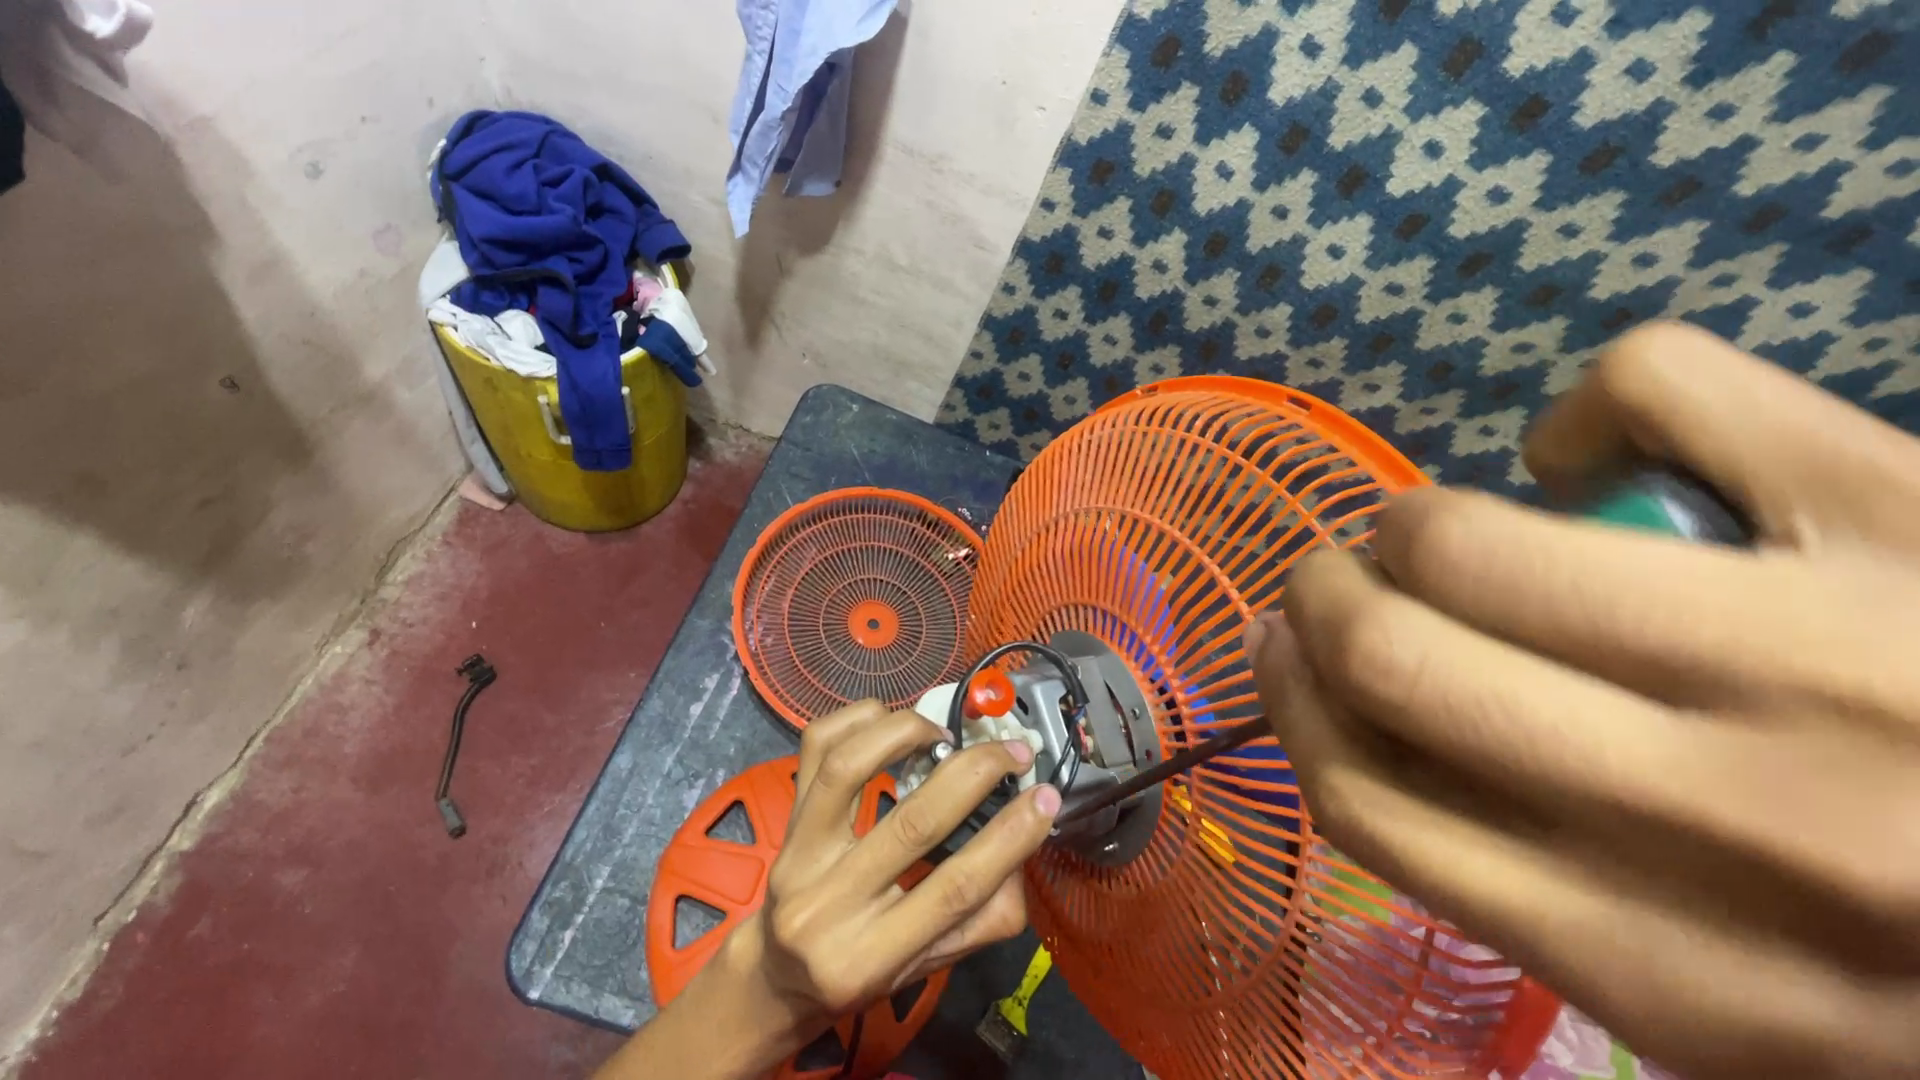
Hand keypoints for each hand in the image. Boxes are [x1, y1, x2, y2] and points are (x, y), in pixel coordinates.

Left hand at [598, 700, 1060, 1079]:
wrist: (780, 971)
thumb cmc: (865, 966)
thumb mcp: (928, 963)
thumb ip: (983, 916)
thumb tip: (1021, 842)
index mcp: (873, 957)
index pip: (954, 889)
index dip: (1009, 838)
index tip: (1045, 796)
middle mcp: (829, 907)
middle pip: (911, 825)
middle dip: (975, 775)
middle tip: (1012, 751)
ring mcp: (798, 857)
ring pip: (849, 771)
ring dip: (906, 734)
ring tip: (942, 731)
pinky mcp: (786, 818)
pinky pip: (815, 747)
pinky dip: (856, 718)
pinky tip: (890, 720)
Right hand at [1246, 322, 1919, 1079]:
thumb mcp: (1708, 1000)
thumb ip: (1528, 888)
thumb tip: (1366, 719)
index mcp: (1655, 962)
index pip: (1361, 796)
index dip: (1288, 704)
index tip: (1282, 652)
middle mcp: (1721, 821)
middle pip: (1389, 655)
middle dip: (1322, 596)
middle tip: (1335, 582)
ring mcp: (1827, 654)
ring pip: (1469, 535)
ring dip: (1406, 523)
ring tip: (1434, 531)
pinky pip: (1657, 388)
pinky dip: (1587, 411)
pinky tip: (1593, 456)